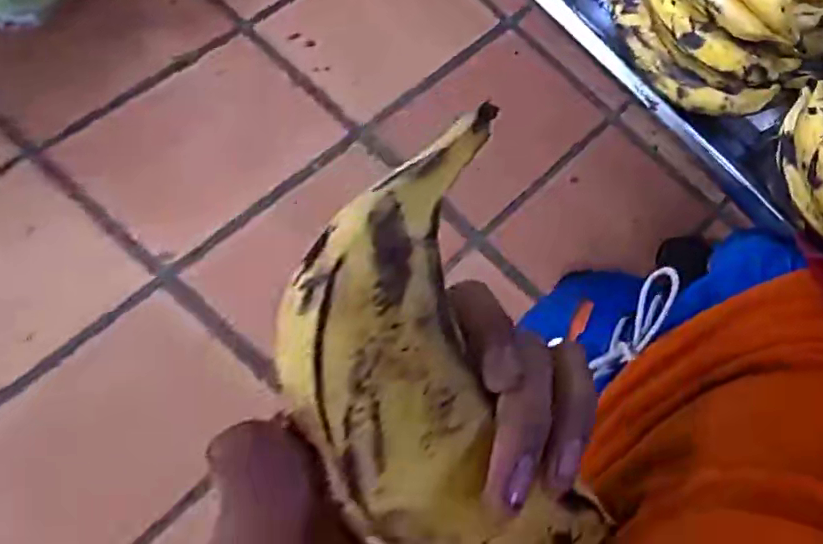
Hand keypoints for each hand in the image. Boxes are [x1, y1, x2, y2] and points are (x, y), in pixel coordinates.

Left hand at [207, 282, 594, 543]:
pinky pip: (576, 389)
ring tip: (549, 480)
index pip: (436, 316)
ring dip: (560, 405)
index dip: (475, 325)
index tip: (491, 378)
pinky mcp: (538, 436)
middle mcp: (445, 382)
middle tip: (511, 479)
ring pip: (548, 355)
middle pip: (506, 332)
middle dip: (524, 394)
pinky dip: (581, 413)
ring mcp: (495, 409)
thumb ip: (260, 507)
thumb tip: (241, 435)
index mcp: (386, 394)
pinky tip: (567, 471)